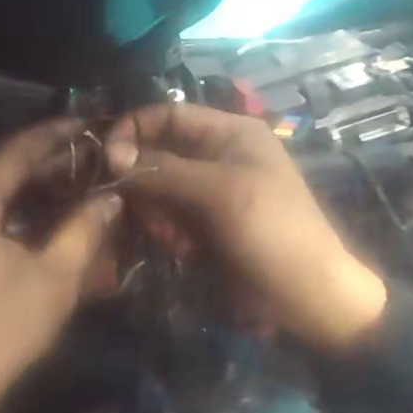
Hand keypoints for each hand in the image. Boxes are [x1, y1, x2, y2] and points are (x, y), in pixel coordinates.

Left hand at [0, 119, 122, 412]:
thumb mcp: (53, 282)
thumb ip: (84, 229)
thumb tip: (112, 196)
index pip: (13, 153)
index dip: (53, 136)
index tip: (88, 124)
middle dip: (38, 156)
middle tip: (82, 154)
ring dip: (16, 174)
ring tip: (61, 173)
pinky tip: (25, 200)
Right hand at [105, 103, 386, 351]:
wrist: (307, 297)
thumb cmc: (271, 232)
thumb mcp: (219, 192)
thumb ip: (163, 169)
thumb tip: (111, 156)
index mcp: (229, 132)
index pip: (167, 114)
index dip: (132, 131)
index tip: (106, 160)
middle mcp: (216, 154)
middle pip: (155, 153)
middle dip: (147, 184)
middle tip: (157, 216)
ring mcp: (208, 190)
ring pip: (155, 189)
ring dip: (157, 214)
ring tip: (177, 240)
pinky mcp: (202, 222)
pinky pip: (166, 216)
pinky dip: (168, 232)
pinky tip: (185, 250)